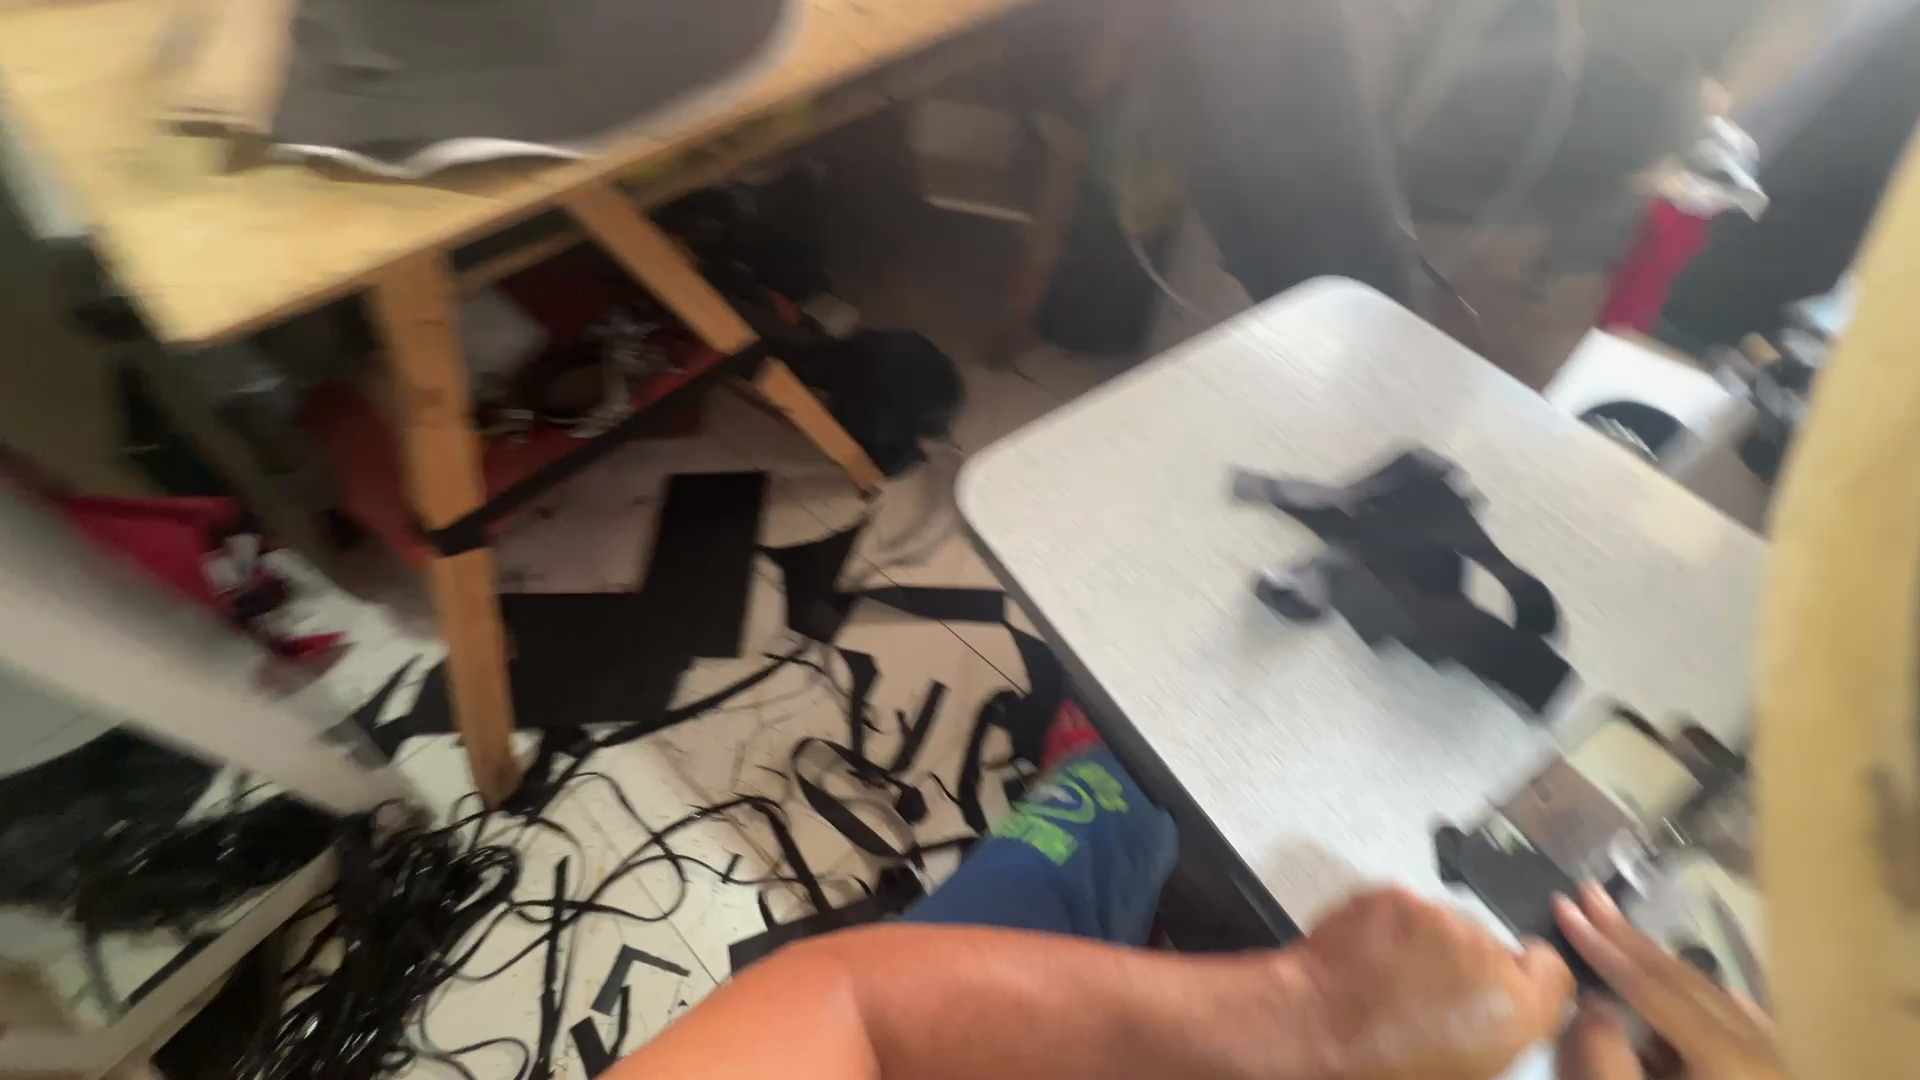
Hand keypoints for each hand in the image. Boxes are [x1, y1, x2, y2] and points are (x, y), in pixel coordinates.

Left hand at [1288, 886, 1573, 1079]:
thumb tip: (1509, 1002)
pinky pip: (1403, 905)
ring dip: (1426, 937)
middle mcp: (1484, 949)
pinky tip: (1375, 948)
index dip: (1530, 971)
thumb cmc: (1396, 1058)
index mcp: (1520, 1003)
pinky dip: (1392, 922)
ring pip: (1442, 921)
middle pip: (1489, 942)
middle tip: (1432, 981)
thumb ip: (1506, 1020)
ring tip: (1396, 967)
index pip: (1551, 967)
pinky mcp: (1393, 893)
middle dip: (1466, 957)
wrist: (1326, 1022)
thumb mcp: (1477, 1062)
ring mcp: (1435, 915)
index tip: (1512, 975)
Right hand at [1553, 884, 1782, 1079]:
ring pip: (1718, 998)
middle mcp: (1766, 1055)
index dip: (1602, 945)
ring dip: (1660, 961)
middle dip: (1630, 937)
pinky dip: (1712, 998)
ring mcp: (1784, 1068)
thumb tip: (1591, 999)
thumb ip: (1607, 1055)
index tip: (1561, 906)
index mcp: (1730, 1061)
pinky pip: (1753, 1027)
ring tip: (1616, 926)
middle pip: (1687, 982)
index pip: (1652, 987)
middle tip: (1585, 893)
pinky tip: (1698, 981)